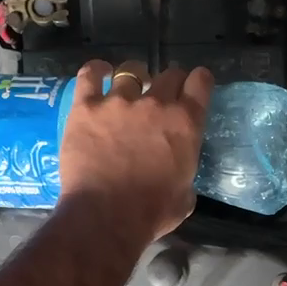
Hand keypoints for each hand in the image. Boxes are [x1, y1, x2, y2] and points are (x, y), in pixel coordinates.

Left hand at [60, 60, 214, 240]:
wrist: (107, 215)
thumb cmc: (152, 213)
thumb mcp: (185, 197)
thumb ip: (184, 174)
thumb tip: (177, 172)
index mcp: (185, 125)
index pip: (200, 84)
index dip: (199, 82)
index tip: (195, 87)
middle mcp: (155, 105)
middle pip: (168, 74)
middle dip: (169, 81)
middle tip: (163, 94)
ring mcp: (118, 102)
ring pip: (130, 71)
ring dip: (135, 76)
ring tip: (130, 86)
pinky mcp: (86, 107)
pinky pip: (90, 74)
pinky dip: (97, 70)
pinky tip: (99, 73)